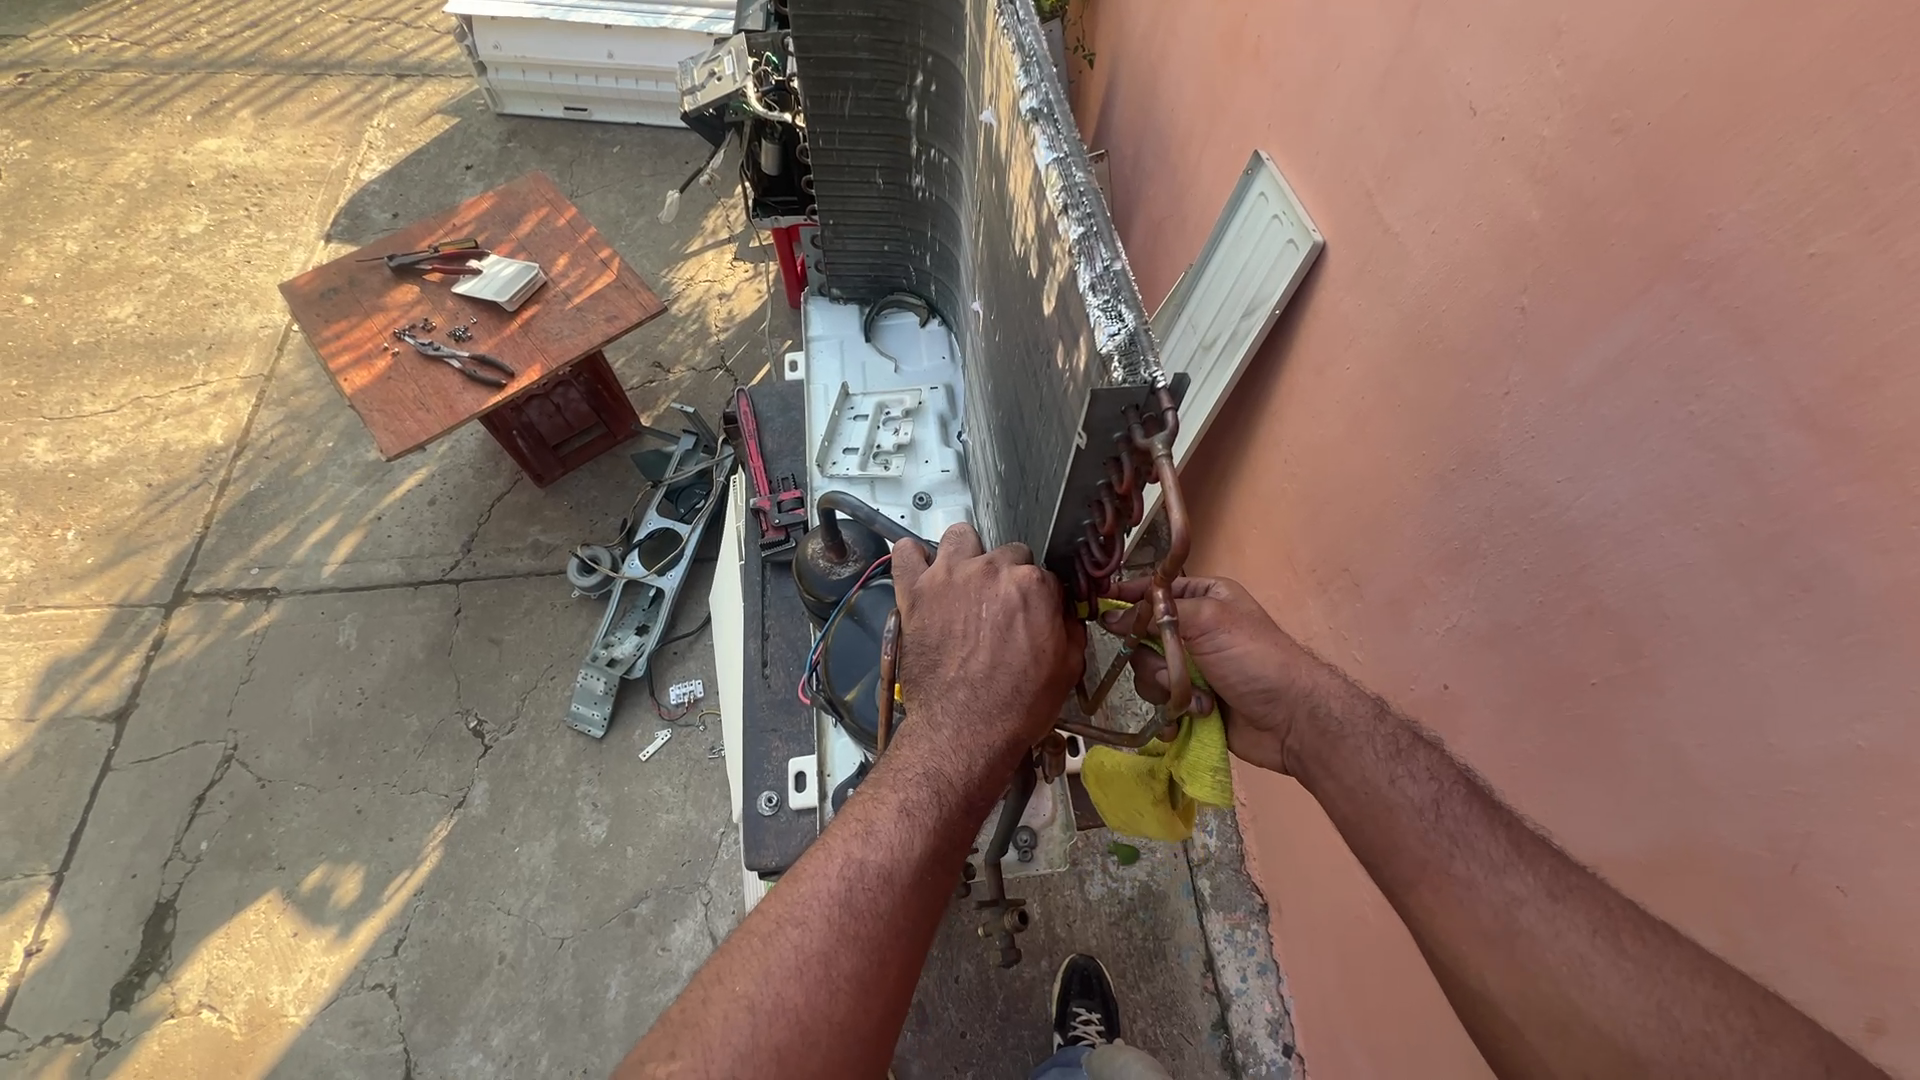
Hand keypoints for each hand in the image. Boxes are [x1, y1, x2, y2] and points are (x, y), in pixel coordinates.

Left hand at [892, 525, 1085, 765]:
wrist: (965, 729)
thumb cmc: (1017, 704)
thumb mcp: (1068, 668)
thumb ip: (1070, 627)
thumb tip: (1065, 612)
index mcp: (1033, 585)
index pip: (1043, 574)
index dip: (1038, 596)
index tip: (1030, 614)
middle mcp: (992, 569)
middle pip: (1006, 553)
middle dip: (1005, 577)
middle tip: (998, 609)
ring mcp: (950, 576)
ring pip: (960, 536)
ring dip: (966, 555)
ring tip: (964, 583)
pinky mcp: (915, 591)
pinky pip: (906, 552)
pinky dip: (913, 559)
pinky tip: (922, 574)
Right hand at [1101, 576, 1304, 774]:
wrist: (1292, 720)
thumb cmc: (1254, 658)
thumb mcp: (1209, 621)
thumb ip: (1157, 615)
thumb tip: (1111, 617)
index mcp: (1203, 598)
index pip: (1153, 591)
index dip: (1127, 600)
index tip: (1101, 611)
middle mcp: (1194, 629)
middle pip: (1142, 637)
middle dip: (1153, 658)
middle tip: (1173, 669)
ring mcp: (1192, 667)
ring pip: (1147, 672)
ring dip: (1168, 688)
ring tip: (1197, 700)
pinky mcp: (1191, 700)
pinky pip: (1159, 702)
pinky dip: (1171, 712)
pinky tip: (1191, 717)